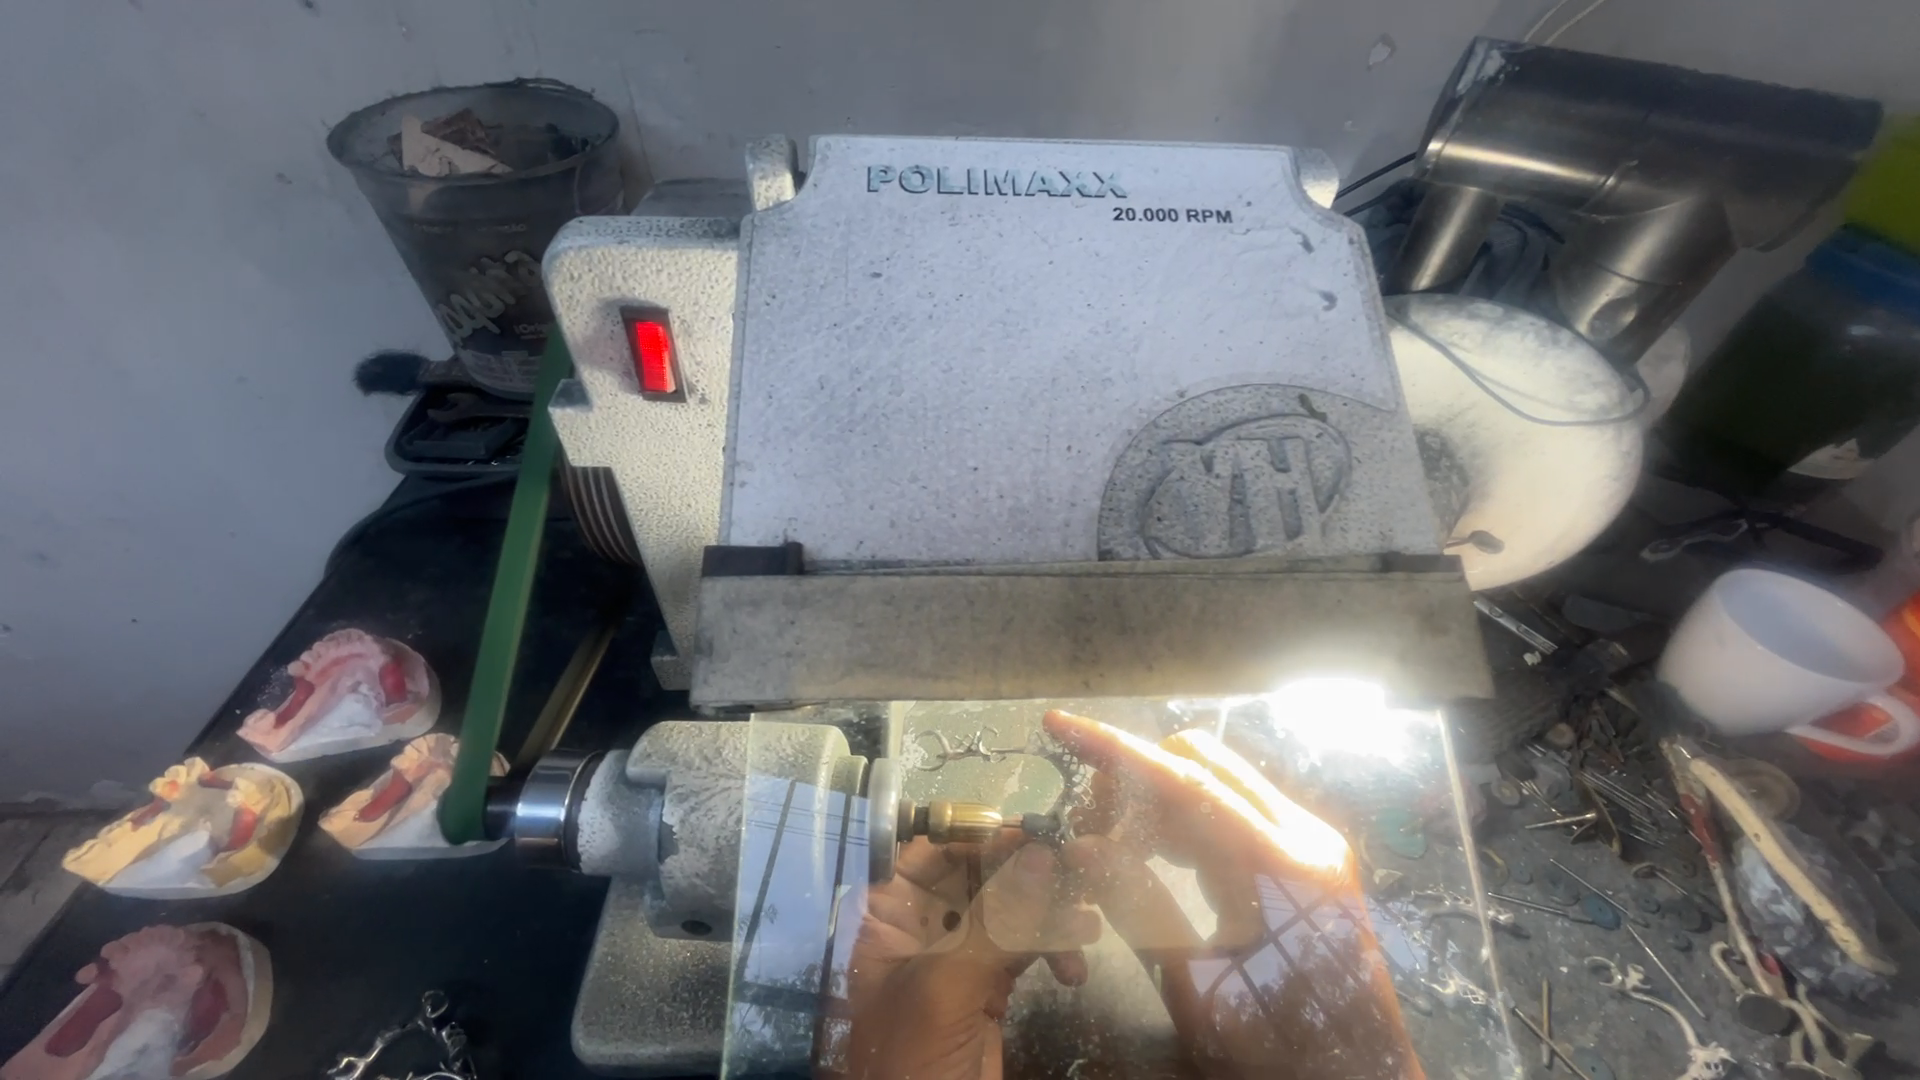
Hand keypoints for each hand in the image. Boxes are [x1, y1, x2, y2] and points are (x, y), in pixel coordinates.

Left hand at [834, 836, 1098, 1079]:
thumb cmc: (910, 1063)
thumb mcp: (946, 987)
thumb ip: (995, 919)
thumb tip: (1040, 852)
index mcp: (885, 913)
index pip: (927, 846)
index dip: (975, 833)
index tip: (1030, 832)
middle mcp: (918, 923)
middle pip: (975, 870)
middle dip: (1026, 871)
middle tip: (1074, 871)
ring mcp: (955, 954)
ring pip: (1007, 906)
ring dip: (1049, 912)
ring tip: (1086, 925)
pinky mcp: (987, 984)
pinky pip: (1024, 945)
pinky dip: (1052, 949)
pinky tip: (1074, 969)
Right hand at [1047, 710, 1423, 1079]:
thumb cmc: (1281, 1050)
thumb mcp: (1199, 990)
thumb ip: (1139, 909)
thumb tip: (1080, 846)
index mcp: (1281, 867)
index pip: (1185, 782)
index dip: (1115, 749)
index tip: (1059, 725)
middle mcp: (1303, 835)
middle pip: (1200, 763)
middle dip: (1134, 776)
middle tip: (1088, 824)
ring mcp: (1308, 842)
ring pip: (1213, 780)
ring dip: (1154, 798)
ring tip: (1110, 843)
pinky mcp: (1302, 856)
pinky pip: (1230, 810)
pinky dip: (1182, 820)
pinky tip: (1151, 856)